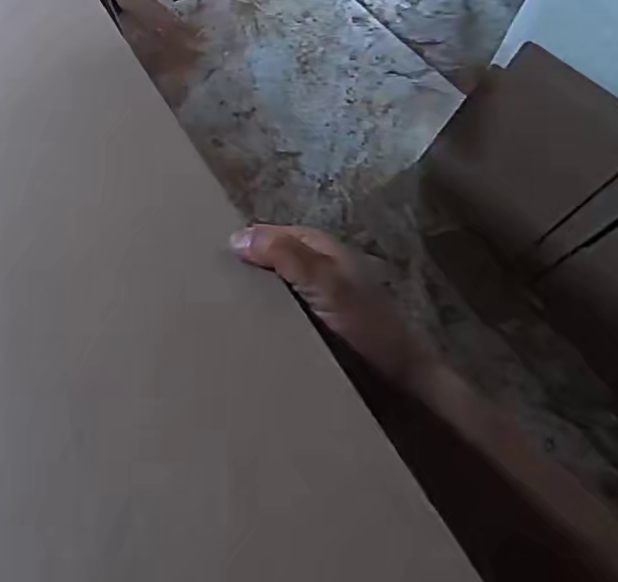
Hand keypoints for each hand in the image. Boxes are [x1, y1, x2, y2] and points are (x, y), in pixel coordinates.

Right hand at [229, 225, 440, 393]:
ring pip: (270, 289)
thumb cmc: (366, 326)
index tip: (214, 264)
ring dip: (251, 300)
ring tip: (223, 314)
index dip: (242, 245)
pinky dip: (263, 321)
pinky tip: (247, 333)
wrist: (404, 383)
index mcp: (318, 247)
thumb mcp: (326, 283)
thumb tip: (235, 237)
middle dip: (243, 273)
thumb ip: (285, 255)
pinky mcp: (314, 325)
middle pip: (266, 260)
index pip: (265, 234)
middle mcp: (314, 266)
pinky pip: (278, 315)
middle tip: (213, 292)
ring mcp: (314, 297)